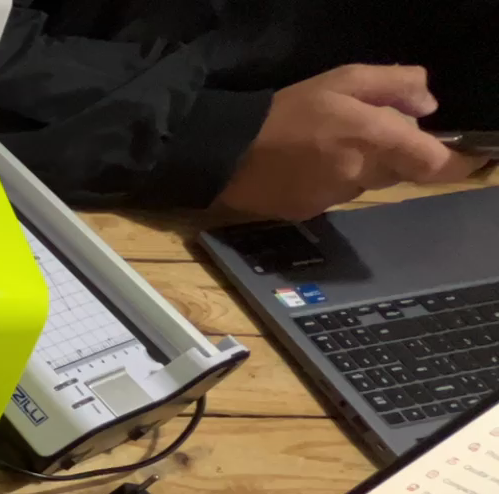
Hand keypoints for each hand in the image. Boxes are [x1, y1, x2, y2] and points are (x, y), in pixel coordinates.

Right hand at [217, 65, 484, 220]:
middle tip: (361, 138)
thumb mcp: (345, 79)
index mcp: (376, 140)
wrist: (221, 153)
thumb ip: (398, 84)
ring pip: (362, 185)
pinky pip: (330, 198)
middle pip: (396, 171)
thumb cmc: (285, 112)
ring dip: (355, 170)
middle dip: (391, 156)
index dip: (459, 165)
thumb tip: (425, 107)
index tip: (473, 162)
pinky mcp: (302, 212)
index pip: (434, 163)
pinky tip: (300, 172)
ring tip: (321, 154)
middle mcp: (357, 175)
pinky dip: (326, 185)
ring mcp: (328, 198)